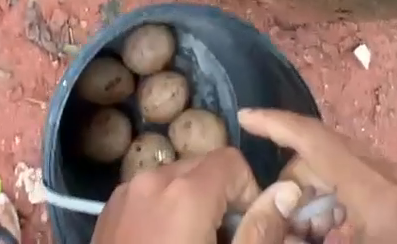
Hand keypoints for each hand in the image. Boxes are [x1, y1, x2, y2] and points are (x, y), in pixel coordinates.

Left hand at [92, 145, 307, 243]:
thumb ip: (261, 231)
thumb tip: (287, 191)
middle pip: (203, 168)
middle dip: (222, 201)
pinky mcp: (109, 209)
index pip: (232, 161)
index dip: (249, 194)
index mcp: (184, 192)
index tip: (247, 234)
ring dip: (194, 206)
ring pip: (175, 180)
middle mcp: (152, 179)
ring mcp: (125, 193)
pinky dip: (166, 211)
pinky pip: (150, 194)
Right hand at [240, 109, 396, 242]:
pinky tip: (338, 231)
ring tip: (309, 229)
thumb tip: (277, 222)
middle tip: (278, 214)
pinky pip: (369, 183)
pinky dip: (344, 198)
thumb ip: (308, 237)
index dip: (275, 124)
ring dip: (320, 189)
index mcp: (377, 193)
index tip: (243, 118)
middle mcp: (395, 178)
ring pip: (348, 166)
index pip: (315, 138)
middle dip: (295, 174)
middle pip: (328, 151)